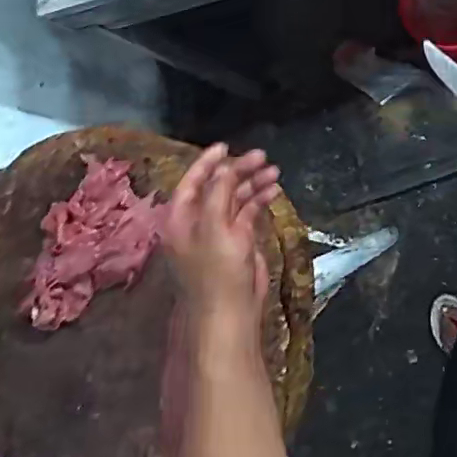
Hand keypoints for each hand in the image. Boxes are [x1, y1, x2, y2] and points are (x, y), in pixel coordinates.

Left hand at [162, 143, 281, 331]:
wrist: (229, 310)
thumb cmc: (216, 270)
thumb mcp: (215, 228)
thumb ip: (218, 195)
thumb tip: (224, 168)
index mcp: (181, 220)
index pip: (191, 183)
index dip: (206, 163)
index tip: (226, 145)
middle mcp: (198, 223)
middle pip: (217, 187)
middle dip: (238, 170)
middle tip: (262, 156)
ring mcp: (219, 232)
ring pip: (236, 198)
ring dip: (253, 183)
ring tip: (274, 171)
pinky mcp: (239, 240)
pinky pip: (248, 212)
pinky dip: (260, 199)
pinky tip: (274, 191)